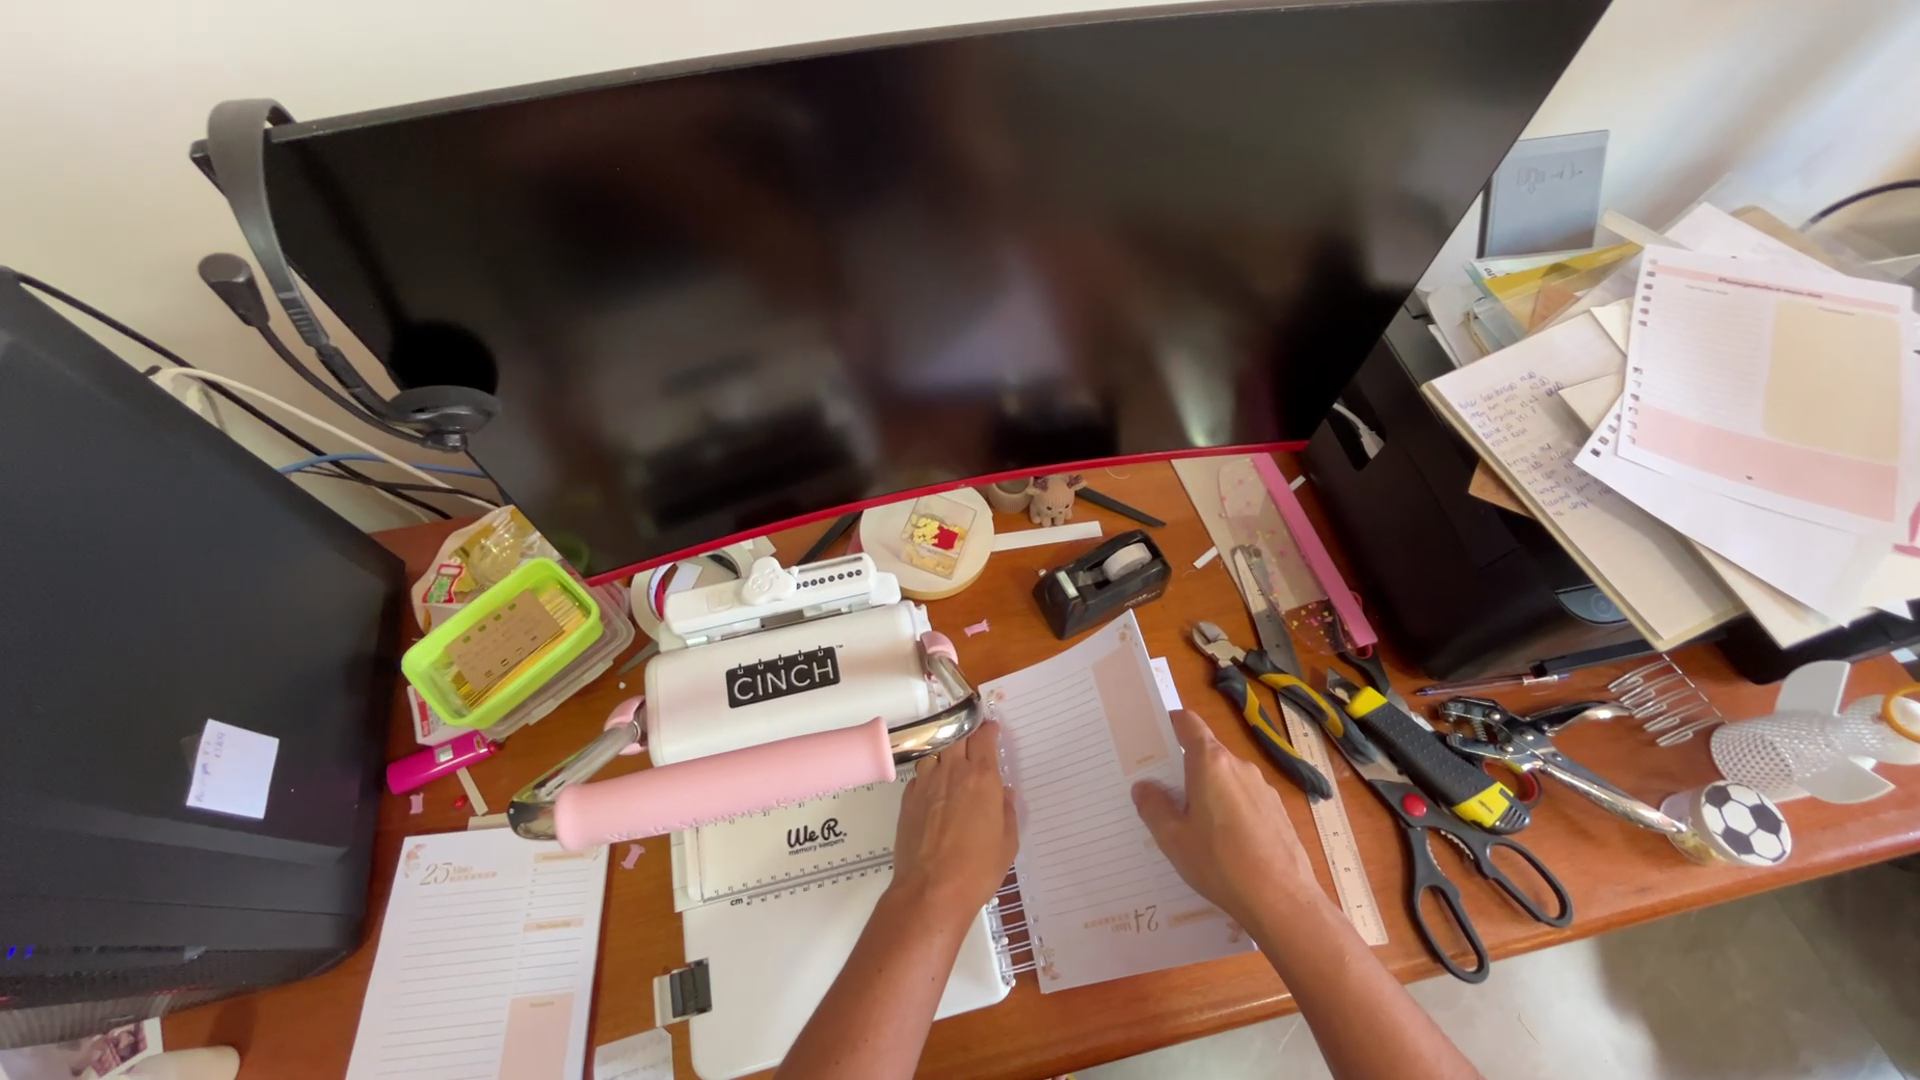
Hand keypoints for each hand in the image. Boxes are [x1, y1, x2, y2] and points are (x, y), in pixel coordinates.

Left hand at [890, 722, 1019, 921]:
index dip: (989, 730)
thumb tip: (1005, 796)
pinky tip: (935, 790)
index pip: (984, 738)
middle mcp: (952, 772)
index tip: (992, 730)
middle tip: (974, 740)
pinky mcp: (908, 799)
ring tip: (952, 764)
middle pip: (957, 737)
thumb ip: (1007, 812)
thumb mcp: (1007, 842)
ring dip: (946, 754)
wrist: (932, 889)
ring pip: (935, 753)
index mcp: (982, 777)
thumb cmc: (976, 869)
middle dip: (967, 734)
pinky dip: (929, 776)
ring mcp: (927, 783)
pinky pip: (920, 775)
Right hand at [1131, 709, 1319, 927]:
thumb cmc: (1220, 863)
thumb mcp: (1173, 839)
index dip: (1171, 723)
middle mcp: (1239, 767)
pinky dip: (1230, 810)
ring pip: (1226, 778)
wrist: (1283, 902)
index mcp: (1210, 763)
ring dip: (1209, 792)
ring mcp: (1263, 789)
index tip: (1155, 735)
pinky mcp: (1278, 812)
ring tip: (1194, 827)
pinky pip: (1245, 799)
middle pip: (1206, 753)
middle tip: (1165, 795)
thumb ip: (1153, 806)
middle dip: (1185, 768)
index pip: (1188, 723)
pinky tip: (1225, 845)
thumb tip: (1144, 787)